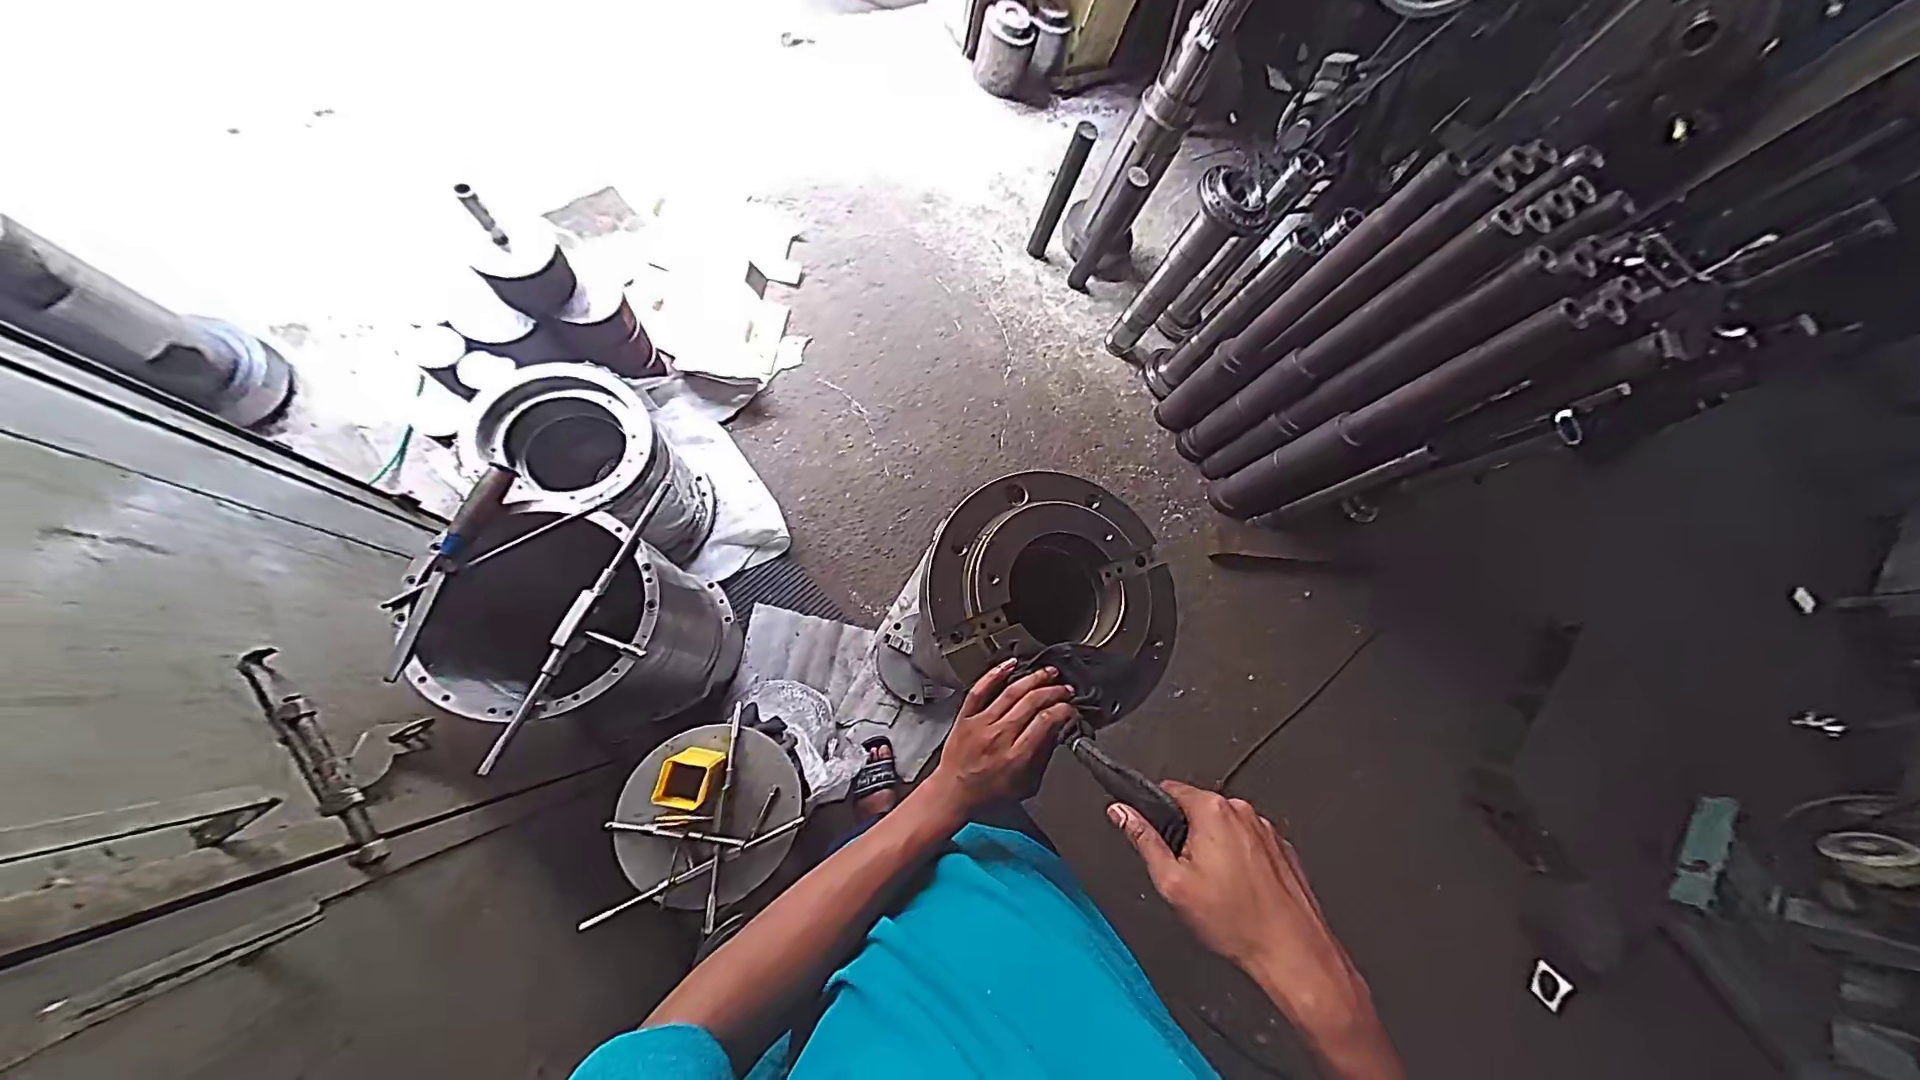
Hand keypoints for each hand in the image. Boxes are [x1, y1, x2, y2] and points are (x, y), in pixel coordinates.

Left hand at [921, 659, 1076, 816]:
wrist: (952, 794)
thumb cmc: (987, 794)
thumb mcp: (1025, 785)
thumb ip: (1041, 757)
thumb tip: (1056, 732)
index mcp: (1016, 757)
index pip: (1046, 721)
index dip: (1063, 709)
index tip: (1070, 708)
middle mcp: (998, 737)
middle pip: (1032, 702)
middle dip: (1054, 692)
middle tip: (1065, 689)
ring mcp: (980, 724)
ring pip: (1011, 692)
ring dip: (1034, 679)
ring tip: (1048, 673)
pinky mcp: (965, 717)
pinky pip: (980, 690)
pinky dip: (995, 674)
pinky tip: (1010, 664)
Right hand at [1109, 782, 1401, 1077]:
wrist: (1294, 955)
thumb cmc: (1237, 923)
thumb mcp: (1171, 882)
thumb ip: (1142, 839)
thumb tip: (1121, 812)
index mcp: (1212, 810)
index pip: (1169, 788)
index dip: (1156, 814)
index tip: (1158, 838)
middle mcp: (1242, 812)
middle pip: (1197, 809)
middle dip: (1187, 836)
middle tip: (1189, 875)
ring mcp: (1265, 830)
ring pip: (1223, 828)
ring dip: (1215, 849)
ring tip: (1219, 890)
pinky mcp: (1281, 849)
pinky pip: (1248, 844)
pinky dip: (1240, 861)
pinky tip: (1240, 893)